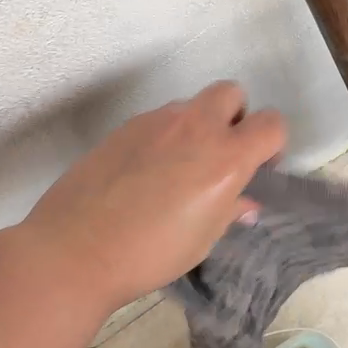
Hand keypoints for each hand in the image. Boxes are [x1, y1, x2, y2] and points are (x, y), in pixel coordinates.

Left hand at [16, 81, 285, 313]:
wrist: (76, 249)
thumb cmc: (151, 253)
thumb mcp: (204, 238)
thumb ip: (229, 209)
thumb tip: (243, 201)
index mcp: (226, 157)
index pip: (272, 123)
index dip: (272, 144)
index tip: (259, 168)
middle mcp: (195, 127)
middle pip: (231, 94)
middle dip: (235, 118)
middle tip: (221, 156)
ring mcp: (156, 122)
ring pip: (190, 106)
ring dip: (196, 128)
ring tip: (178, 171)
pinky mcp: (124, 127)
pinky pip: (158, 121)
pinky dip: (164, 138)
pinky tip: (145, 175)